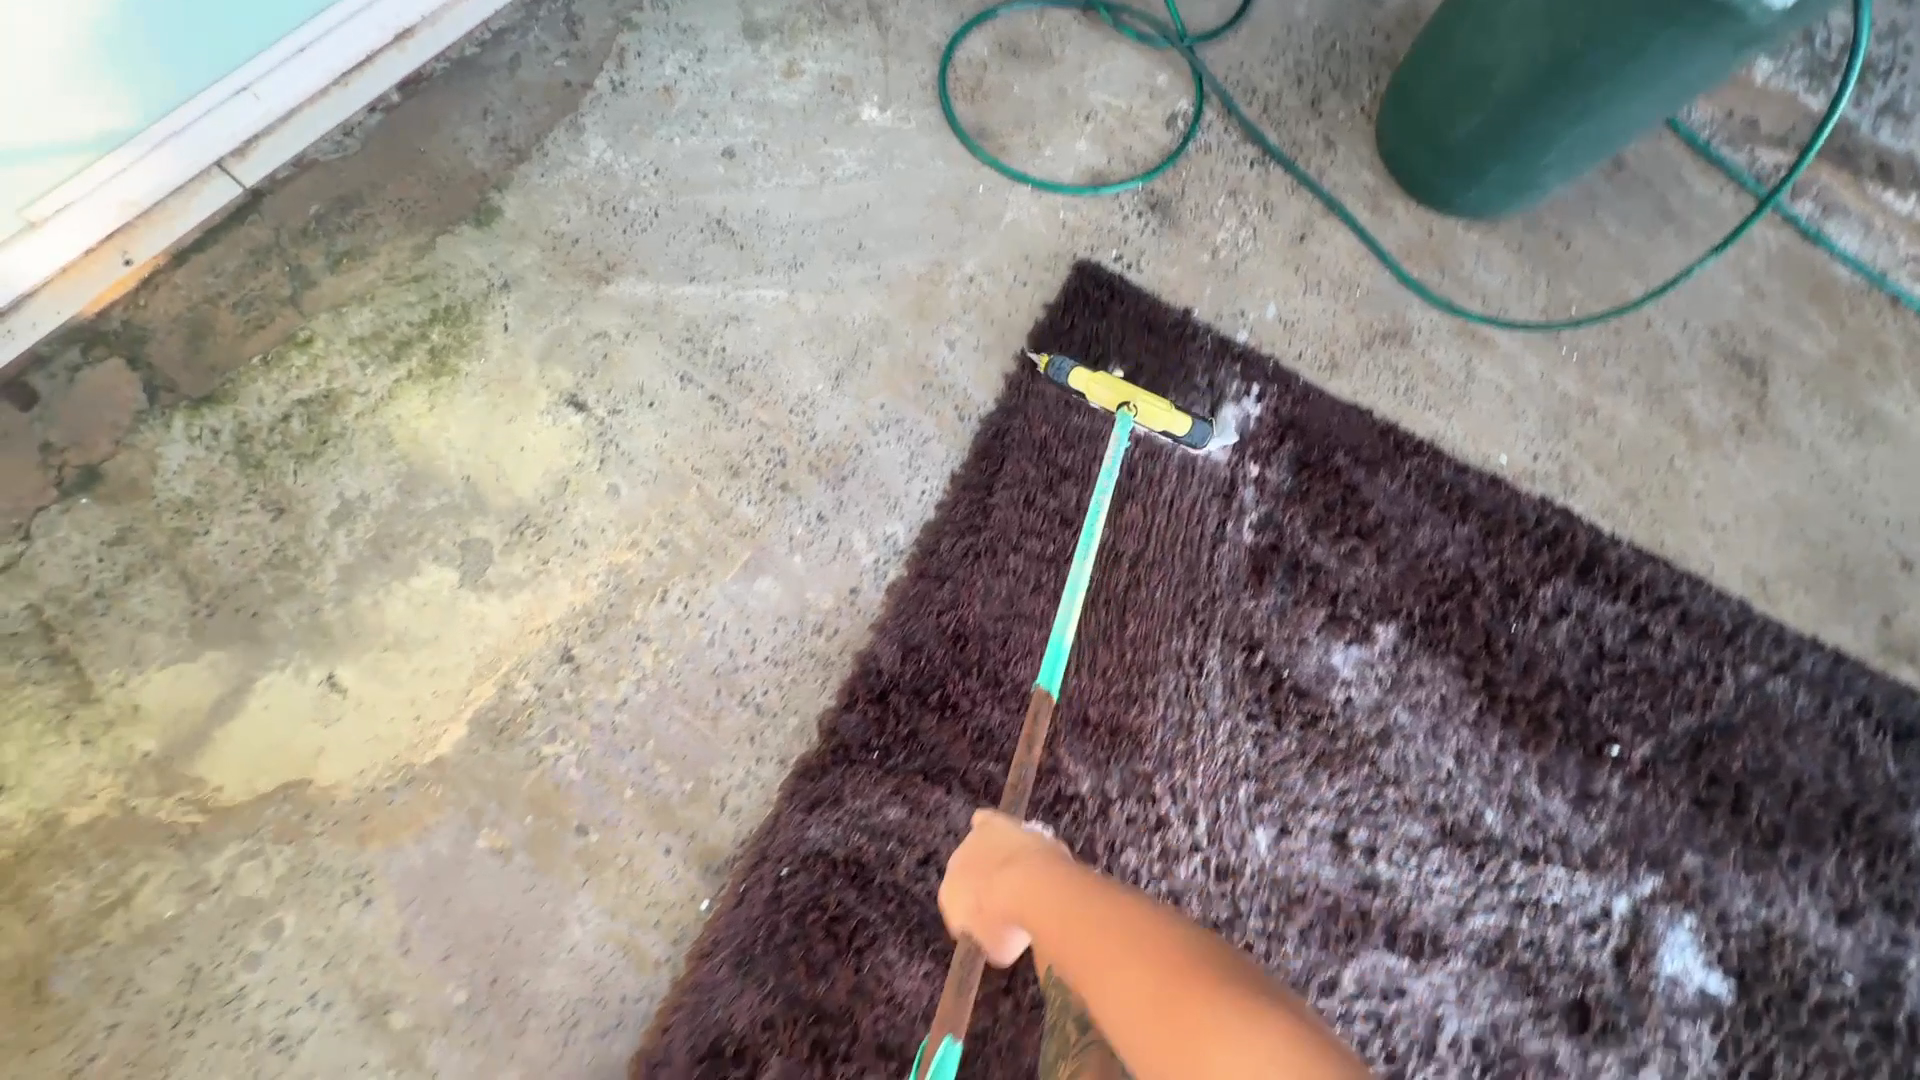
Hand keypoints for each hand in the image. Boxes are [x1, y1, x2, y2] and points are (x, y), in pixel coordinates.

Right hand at [937, 808, 1073, 966]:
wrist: (1029, 887)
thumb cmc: (1011, 925)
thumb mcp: (999, 950)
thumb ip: (994, 942)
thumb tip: (1001, 938)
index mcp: (948, 900)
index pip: (961, 911)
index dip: (981, 919)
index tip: (1000, 926)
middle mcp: (952, 867)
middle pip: (970, 877)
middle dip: (987, 887)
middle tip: (1012, 901)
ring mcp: (971, 843)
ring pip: (978, 850)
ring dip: (995, 861)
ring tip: (1020, 873)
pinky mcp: (991, 824)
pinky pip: (983, 821)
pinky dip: (990, 826)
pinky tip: (1001, 830)